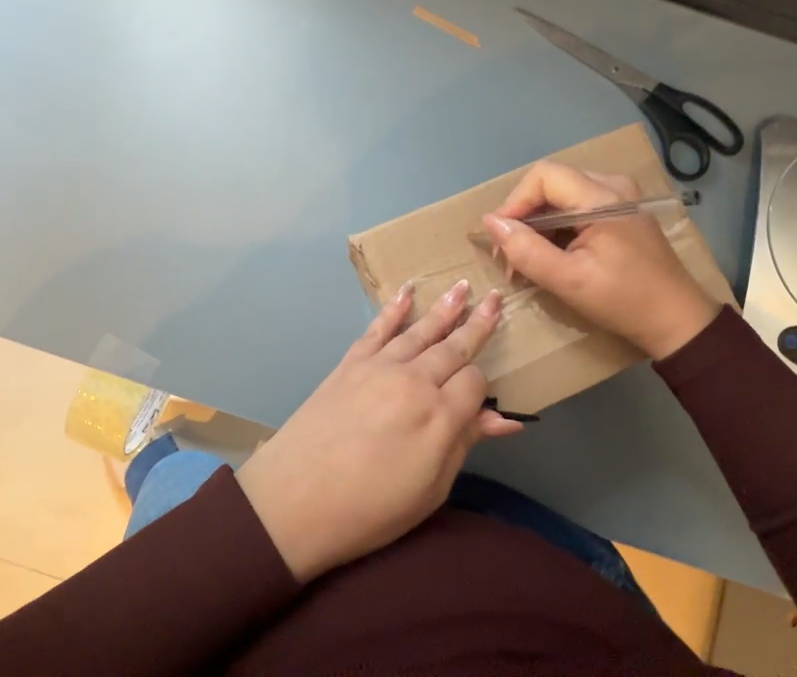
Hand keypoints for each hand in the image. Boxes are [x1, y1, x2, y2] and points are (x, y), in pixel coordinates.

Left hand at [235, 280, 523, 581]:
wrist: (293, 503)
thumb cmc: (369, 510)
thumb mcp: (430, 490)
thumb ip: (464, 444)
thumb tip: (504, 418)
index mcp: (439, 415)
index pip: (475, 382)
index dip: (483, 388)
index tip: (481, 400)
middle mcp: (414, 380)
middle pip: (454, 346)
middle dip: (478, 323)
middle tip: (496, 297)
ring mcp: (379, 367)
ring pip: (420, 330)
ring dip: (444, 307)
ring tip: (462, 286)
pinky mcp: (350, 364)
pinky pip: (378, 329)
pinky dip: (394, 309)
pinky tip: (407, 292)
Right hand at [481, 161, 719, 360]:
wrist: (678, 320)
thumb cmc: (624, 300)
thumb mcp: (569, 280)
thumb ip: (526, 250)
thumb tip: (490, 223)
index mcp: (602, 196)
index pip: (543, 176)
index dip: (515, 202)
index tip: (501, 238)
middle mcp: (612, 185)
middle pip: (551, 184)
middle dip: (524, 217)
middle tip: (509, 256)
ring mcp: (620, 197)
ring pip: (562, 197)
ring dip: (539, 225)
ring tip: (526, 261)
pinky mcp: (621, 213)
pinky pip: (578, 208)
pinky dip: (558, 229)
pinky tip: (551, 257)